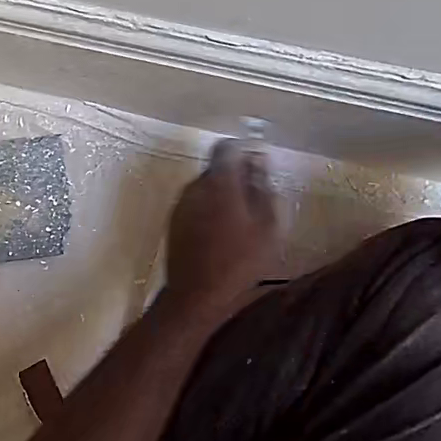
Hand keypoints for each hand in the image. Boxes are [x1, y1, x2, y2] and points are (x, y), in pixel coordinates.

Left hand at [161, 138, 282, 316]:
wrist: (197, 292)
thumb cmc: (240, 261)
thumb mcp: (267, 225)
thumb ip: (262, 187)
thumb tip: (259, 160)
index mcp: (218, 182)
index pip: (227, 147)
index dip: (244, 149)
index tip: (258, 160)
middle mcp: (194, 186)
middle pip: (216, 167)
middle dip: (236, 174)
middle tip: (257, 194)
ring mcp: (180, 203)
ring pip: (205, 186)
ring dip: (223, 192)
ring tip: (243, 217)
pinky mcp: (174, 219)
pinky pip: (196, 203)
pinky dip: (210, 207)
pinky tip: (223, 229)